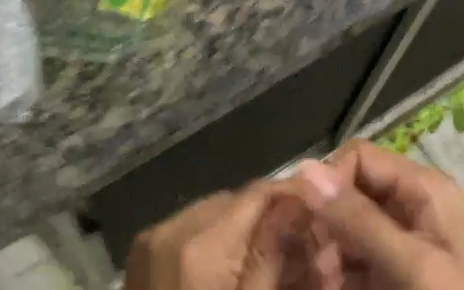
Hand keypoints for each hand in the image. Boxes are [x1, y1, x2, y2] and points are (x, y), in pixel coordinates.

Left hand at [127, 181, 337, 289]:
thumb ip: (273, 254)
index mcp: (201, 247)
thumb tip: (304, 196)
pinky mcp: (142, 251)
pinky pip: (188, 226)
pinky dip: (213, 239)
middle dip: (268, 219)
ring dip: (241, 228)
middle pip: (236, 200)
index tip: (320, 212)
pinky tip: (225, 271)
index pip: (258, 193)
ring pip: (213, 210)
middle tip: (299, 250)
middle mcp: (172, 228)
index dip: (293, 197)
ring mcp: (152, 238)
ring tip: (262, 264)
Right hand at [292, 139, 463, 289]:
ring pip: (349, 229)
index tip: (311, 225)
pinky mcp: (398, 275)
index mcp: (423, 189)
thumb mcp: (412, 265)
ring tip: (328, 285)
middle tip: (321, 268)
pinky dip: (340, 275)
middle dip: (328, 225)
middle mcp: (413, 205)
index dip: (331, 184)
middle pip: (352, 192)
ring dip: (330, 256)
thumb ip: (360, 220)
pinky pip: (357, 260)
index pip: (360, 157)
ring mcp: (406, 242)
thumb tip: (305, 169)